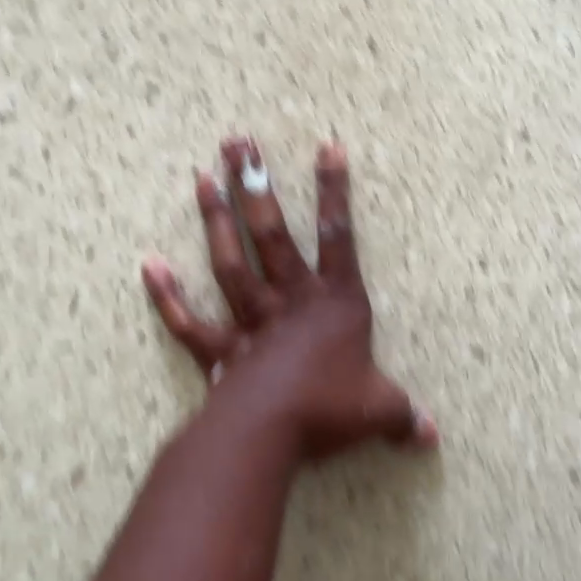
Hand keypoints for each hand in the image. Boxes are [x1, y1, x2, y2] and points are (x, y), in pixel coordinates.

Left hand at [141, 137, 436, 460]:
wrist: (266, 436)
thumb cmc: (329, 411)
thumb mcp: (380, 409)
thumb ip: (404, 415)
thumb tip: (432, 437)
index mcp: (335, 303)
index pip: (340, 236)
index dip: (335, 191)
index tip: (328, 147)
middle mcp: (292, 301)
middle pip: (274, 235)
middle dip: (258, 187)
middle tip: (238, 144)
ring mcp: (252, 322)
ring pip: (231, 263)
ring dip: (216, 222)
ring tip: (201, 178)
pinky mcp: (220, 352)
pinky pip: (191, 322)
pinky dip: (168, 297)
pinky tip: (148, 265)